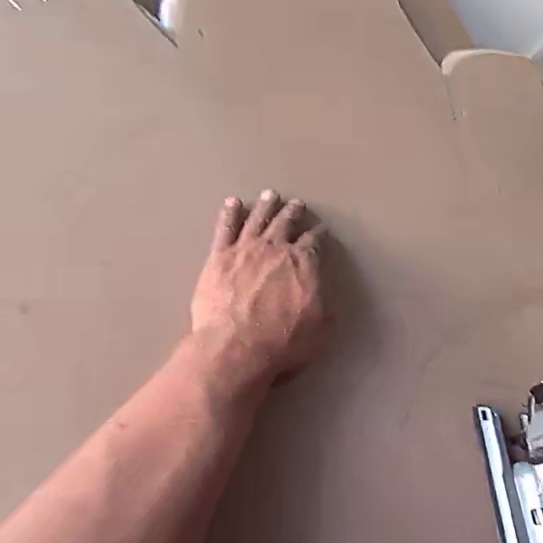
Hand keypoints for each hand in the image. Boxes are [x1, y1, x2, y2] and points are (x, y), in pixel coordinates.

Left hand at [189, 191, 328, 385]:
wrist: (236, 347)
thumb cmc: (282, 343)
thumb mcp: (321, 328)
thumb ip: (324, 303)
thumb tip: (322, 291)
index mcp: (303, 264)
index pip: (314, 242)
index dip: (319, 236)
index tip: (321, 231)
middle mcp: (275, 249)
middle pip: (285, 224)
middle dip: (293, 213)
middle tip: (296, 204)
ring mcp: (244, 250)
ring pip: (257, 219)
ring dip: (265, 206)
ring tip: (270, 194)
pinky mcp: (218, 258)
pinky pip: (225, 228)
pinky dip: (229, 213)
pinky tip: (232, 203)